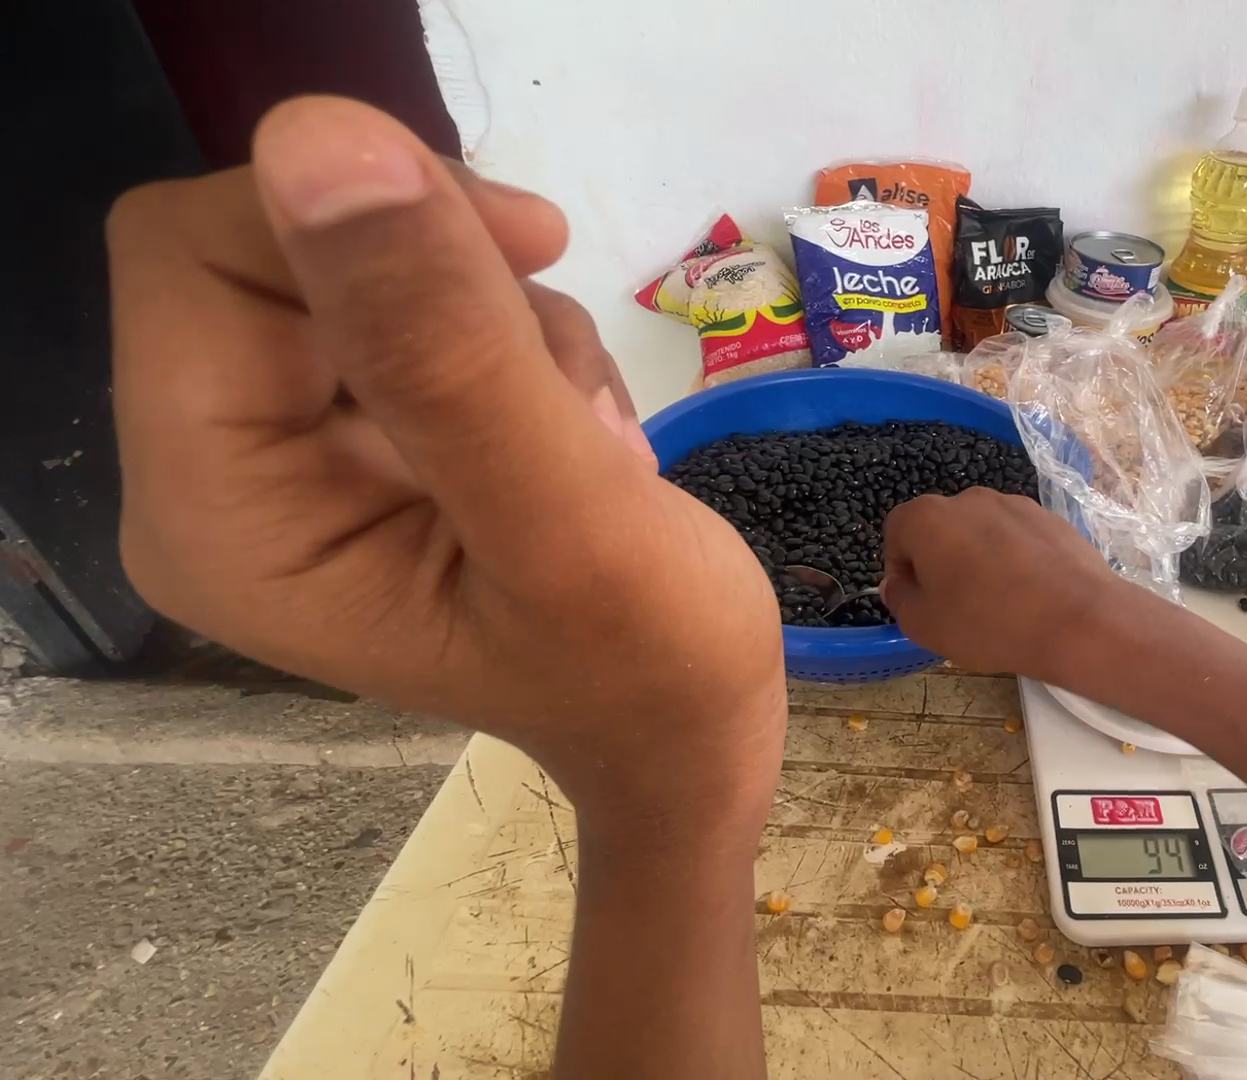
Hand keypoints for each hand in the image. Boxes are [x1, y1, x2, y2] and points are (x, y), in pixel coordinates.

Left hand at [108, 96, 785, 827]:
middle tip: (582, 392)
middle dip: (471, 300)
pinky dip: (542, 365)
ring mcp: (332, 470)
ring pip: (397, 291)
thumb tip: (325, 131)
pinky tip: (594, 449)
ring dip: (524, 338)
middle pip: (300, 267)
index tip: (534, 243)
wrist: (697, 728)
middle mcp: (246, 483)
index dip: (361, 216)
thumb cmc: (657, 660)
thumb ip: (457, 353)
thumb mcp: (575, 520)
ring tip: (600, 447)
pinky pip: (452, 336)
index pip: (200, 262)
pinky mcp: (410, 461)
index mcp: (231, 517)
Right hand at [881, 487, 1126, 677]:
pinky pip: (1017, 538)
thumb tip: (898, 584)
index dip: (898, 567)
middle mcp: (970, 498)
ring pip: (981, 532)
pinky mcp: (1051, 518)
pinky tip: (1029, 594)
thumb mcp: (924, 625)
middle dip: (939, 561)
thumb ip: (899, 599)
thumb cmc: (988, 622)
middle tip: (954, 605)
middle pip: (940, 528)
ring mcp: (1015, 504)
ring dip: (978, 558)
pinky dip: (1014, 559)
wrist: (1079, 619)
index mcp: (929, 517)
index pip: (896, 531)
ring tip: (997, 602)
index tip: (915, 599)